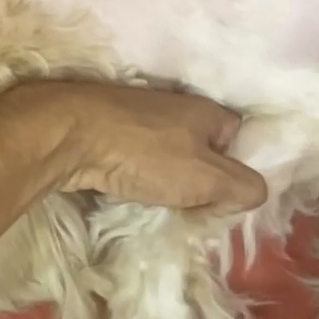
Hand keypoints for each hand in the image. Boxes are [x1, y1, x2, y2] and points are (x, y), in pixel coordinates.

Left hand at [0, 82, 267, 211]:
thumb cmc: (143, 153)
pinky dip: (138, 176)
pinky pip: (138, 158)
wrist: (67, 133)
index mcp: (206, 111)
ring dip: (168, 183)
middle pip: (204, 151)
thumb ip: (244, 187)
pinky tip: (131, 191)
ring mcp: (139, 116)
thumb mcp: (208, 177)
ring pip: (169, 156)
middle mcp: (175, 107)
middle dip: (202, 183)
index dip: (241, 173)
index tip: (229, 203)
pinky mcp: (108, 128)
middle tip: (195, 211)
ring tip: (162, 205)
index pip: (241, 141)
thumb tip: (250, 193)